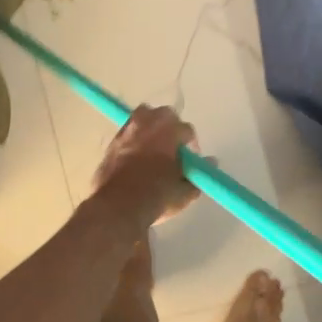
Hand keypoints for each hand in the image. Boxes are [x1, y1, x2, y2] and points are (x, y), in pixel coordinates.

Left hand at [91, 106, 199, 225]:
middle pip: (163, 115)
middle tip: (172, 149)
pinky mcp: (111, 142)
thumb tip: (211, 162)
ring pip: (142, 118)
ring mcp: (126, 131)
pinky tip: (135, 158)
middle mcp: (146, 123)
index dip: (191, 145)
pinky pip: (127, 133)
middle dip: (171, 128)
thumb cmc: (157, 196)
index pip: (186, 130)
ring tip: (153, 149)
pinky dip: (133, 140)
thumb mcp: (185, 191)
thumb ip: (199, 174)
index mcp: (168, 130)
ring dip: (150, 128)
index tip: (189, 161)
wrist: (118, 206)